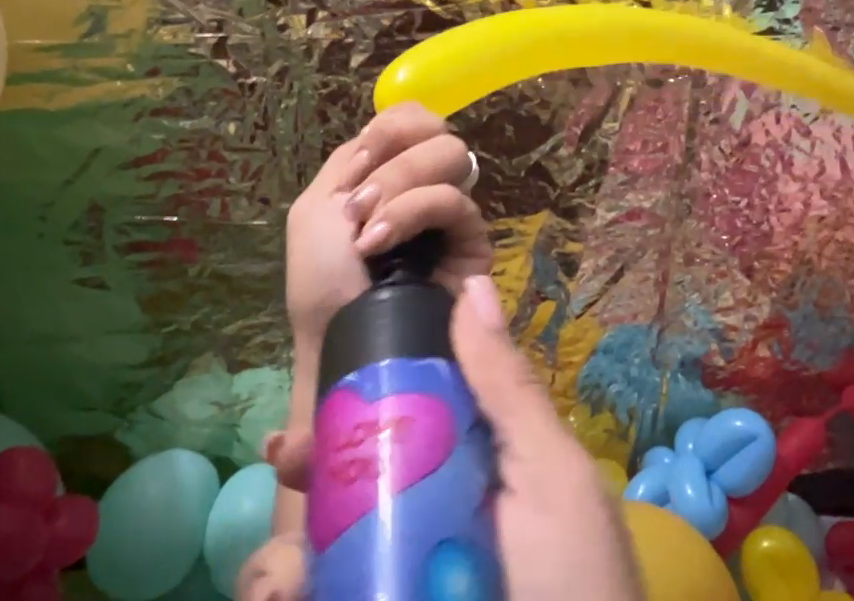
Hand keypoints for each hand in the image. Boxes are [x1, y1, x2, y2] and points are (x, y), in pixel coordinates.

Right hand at [247, 277, 644, 600]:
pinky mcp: (373, 596)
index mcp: (475, 460)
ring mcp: (400, 566)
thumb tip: (474, 284)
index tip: (322, 379)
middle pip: (356, 470)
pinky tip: (281, 590)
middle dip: (313, 459)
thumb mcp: (550, 474)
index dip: (361, 390)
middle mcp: (433, 509)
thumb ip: (506, 388)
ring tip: (276, 567)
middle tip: (285, 456)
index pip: (408, 408)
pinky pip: (324, 585)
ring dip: (286, 543)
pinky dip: (290, 586)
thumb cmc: (576, 577)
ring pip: (325, 536)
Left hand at [283, 103, 490, 352]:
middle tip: (360, 203)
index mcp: (385, 171)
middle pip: (435, 129)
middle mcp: (421, 183)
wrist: (342, 338)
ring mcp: (449, 211)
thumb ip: (352, 159)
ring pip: (451, 155)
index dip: (392, 127)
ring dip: (400, 185)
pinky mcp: (472, 241)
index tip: (363, 159)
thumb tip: (386, 134)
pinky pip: (455, 200)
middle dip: (393, 161)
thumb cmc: (321, 281)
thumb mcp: (316, 207)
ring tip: (369, 231)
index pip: (413, 117)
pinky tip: (382, 241)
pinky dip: (413, 210)